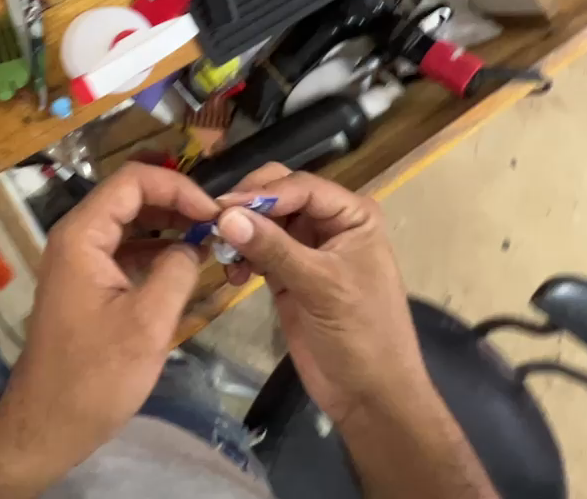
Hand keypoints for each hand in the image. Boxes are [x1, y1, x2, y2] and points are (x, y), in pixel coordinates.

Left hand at [0, 163, 218, 473]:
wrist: (45, 427)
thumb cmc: (95, 377)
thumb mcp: (148, 324)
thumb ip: (176, 272)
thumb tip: (194, 245)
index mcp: (82, 234)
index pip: (132, 181)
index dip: (177, 186)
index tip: (211, 212)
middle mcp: (76, 235)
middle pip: (130, 195)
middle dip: (175, 202)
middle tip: (215, 223)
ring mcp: (78, 258)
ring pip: (128, 221)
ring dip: (167, 223)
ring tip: (208, 238)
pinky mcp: (85, 280)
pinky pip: (123, 247)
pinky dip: (154, 248)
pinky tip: (184, 262)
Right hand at [214, 164, 429, 426]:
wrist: (370, 398)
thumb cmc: (362, 336)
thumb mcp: (321, 287)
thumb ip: (273, 249)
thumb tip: (226, 216)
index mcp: (351, 214)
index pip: (300, 186)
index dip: (262, 193)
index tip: (222, 207)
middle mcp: (329, 221)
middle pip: (279, 193)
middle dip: (248, 206)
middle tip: (216, 224)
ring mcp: (307, 245)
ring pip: (264, 219)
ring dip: (241, 231)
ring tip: (222, 253)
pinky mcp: (287, 271)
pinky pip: (258, 247)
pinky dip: (242, 254)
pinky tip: (233, 274)